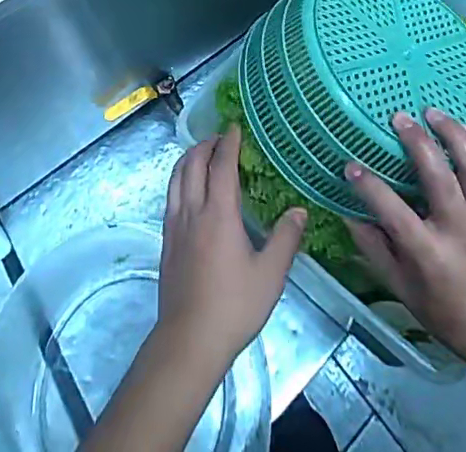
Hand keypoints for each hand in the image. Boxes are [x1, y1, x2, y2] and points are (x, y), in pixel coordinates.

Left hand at [157, 126, 307, 371]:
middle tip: (219, 138)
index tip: (234, 128)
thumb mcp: (270, 274)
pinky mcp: (166, 238)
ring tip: (201, 154)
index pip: (221, 166)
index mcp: (219, 213)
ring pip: (176, 177)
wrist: (190, 336)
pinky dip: (179, 179)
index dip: (228, 143)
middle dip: (205, 145)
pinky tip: (187, 189)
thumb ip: (285, 239)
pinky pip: (170, 195)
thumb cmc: (234, 305)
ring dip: (188, 159)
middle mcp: (192, 210)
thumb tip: (299, 211)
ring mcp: (175, 224)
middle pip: (192, 164)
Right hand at [343, 107, 465, 358]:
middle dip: (418, 144)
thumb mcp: (399, 286)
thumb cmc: (445, 311)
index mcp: (429, 252)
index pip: (393, 211)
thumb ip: (372, 246)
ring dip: (455, 136)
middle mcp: (460, 230)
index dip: (369, 186)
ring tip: (434, 112)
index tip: (349, 166)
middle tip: (399, 118)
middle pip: (441, 178)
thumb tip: (346, 211)